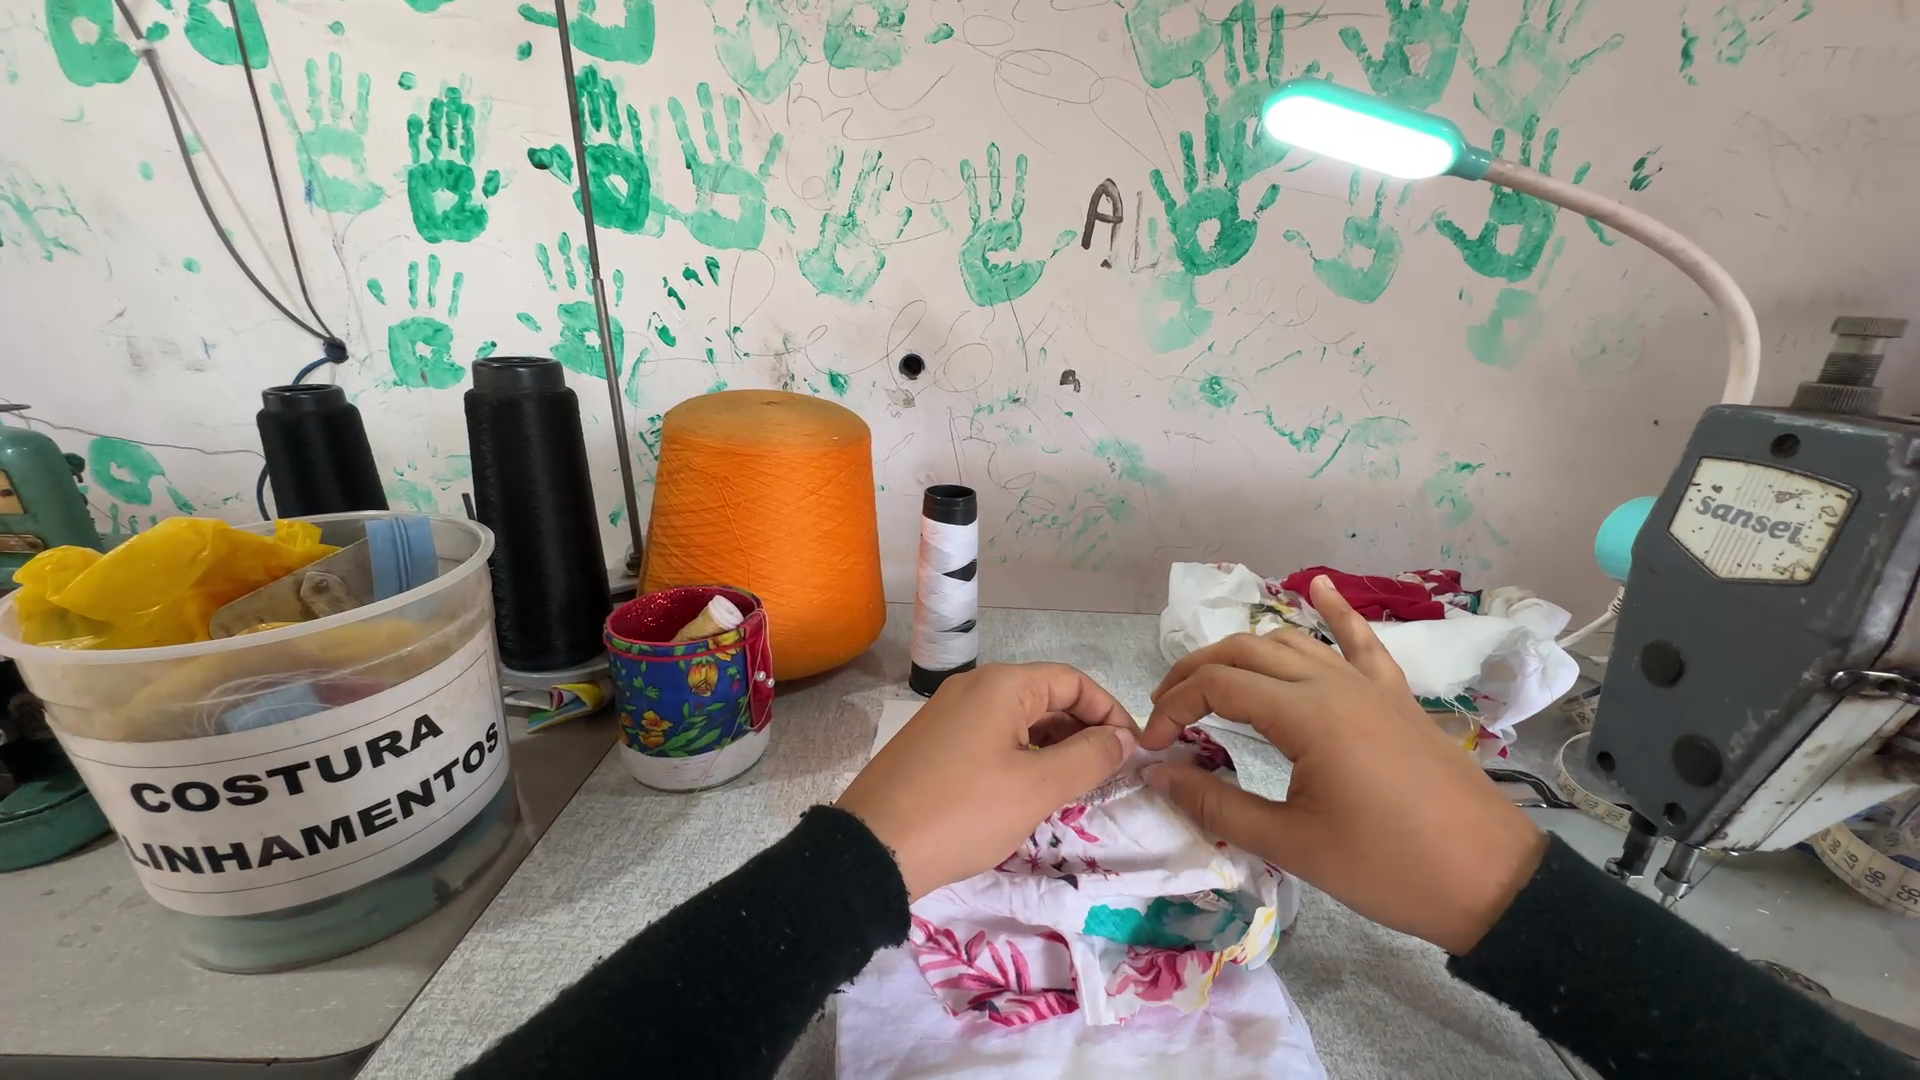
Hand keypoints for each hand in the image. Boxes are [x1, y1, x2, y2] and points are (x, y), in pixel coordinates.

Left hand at [837, 664, 1137, 900]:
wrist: (873, 848)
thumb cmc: (964, 812)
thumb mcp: (1036, 788)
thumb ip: (1088, 758)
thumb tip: (1123, 738)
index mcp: (1000, 685)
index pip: (1072, 681)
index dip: (1109, 711)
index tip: (1132, 750)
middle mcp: (973, 688)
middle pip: (1044, 696)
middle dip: (1082, 729)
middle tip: (1107, 772)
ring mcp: (948, 714)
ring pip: (1017, 718)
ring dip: (1052, 744)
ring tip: (1075, 785)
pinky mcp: (933, 742)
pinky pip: (990, 736)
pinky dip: (1020, 754)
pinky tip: (1029, 789)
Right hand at [1140, 576, 1546, 954]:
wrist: (1495, 884)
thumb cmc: (1388, 868)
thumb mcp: (1291, 844)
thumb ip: (1215, 802)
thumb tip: (1156, 772)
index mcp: (1306, 715)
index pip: (1216, 686)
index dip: (1173, 707)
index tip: (1152, 744)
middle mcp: (1333, 683)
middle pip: (1243, 652)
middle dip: (1193, 673)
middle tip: (1165, 709)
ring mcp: (1368, 684)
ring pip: (1288, 642)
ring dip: (1240, 652)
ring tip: (1210, 679)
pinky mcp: (1396, 695)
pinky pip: (1360, 641)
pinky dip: (1334, 611)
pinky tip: (1317, 585)